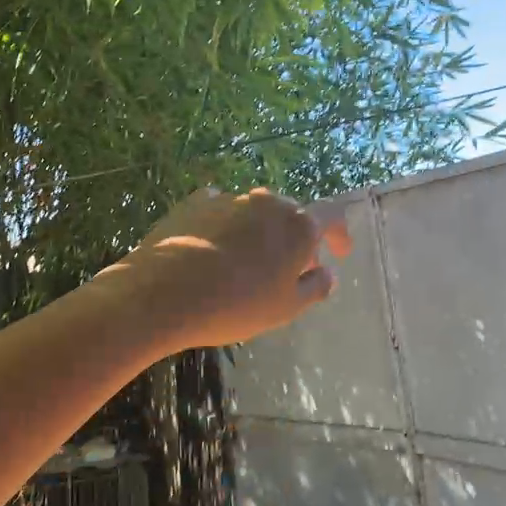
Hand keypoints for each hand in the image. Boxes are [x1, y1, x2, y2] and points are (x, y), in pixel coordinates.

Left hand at [98, 188, 352, 352]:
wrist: (165, 291)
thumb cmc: (236, 304)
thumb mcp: (286, 308)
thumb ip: (315, 287)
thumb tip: (326, 272)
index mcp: (298, 225)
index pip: (331, 216)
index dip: (339, 233)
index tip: (340, 252)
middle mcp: (268, 202)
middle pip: (290, 215)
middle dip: (295, 240)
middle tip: (289, 270)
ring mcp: (230, 197)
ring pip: (255, 213)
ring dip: (259, 233)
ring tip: (246, 265)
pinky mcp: (196, 201)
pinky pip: (222, 210)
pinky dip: (226, 226)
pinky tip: (213, 251)